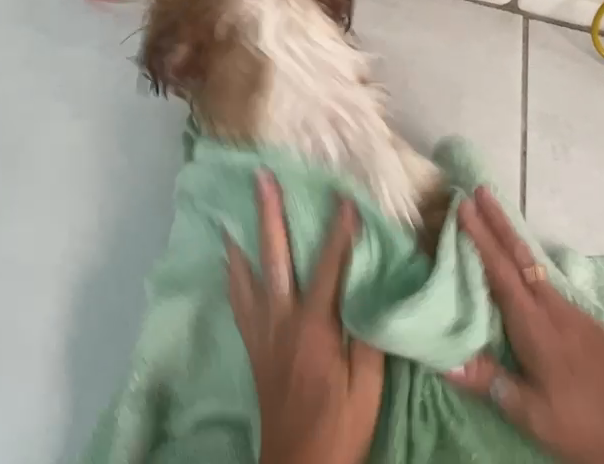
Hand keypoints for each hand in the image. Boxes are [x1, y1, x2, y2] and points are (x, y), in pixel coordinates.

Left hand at [226, 171, 384, 463]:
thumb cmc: (339, 424)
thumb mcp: (368, 387)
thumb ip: (368, 336)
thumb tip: (373, 290)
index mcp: (314, 326)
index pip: (330, 267)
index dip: (340, 231)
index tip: (345, 196)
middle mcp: (281, 319)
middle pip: (273, 255)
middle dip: (268, 213)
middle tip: (261, 177)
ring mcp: (261, 331)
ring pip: (245, 273)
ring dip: (241, 238)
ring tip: (230, 209)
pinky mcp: (252, 344)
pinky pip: (237, 299)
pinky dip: (233, 274)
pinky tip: (230, 260)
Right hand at [445, 186, 603, 463]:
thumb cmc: (588, 425)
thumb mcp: (534, 415)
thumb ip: (490, 383)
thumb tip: (444, 359)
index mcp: (536, 326)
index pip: (501, 272)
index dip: (480, 239)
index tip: (463, 207)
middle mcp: (554, 310)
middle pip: (521, 256)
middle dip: (499, 222)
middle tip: (479, 190)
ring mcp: (573, 314)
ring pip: (535, 267)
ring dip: (511, 240)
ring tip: (492, 221)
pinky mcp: (585, 324)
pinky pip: (546, 282)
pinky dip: (526, 264)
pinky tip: (520, 270)